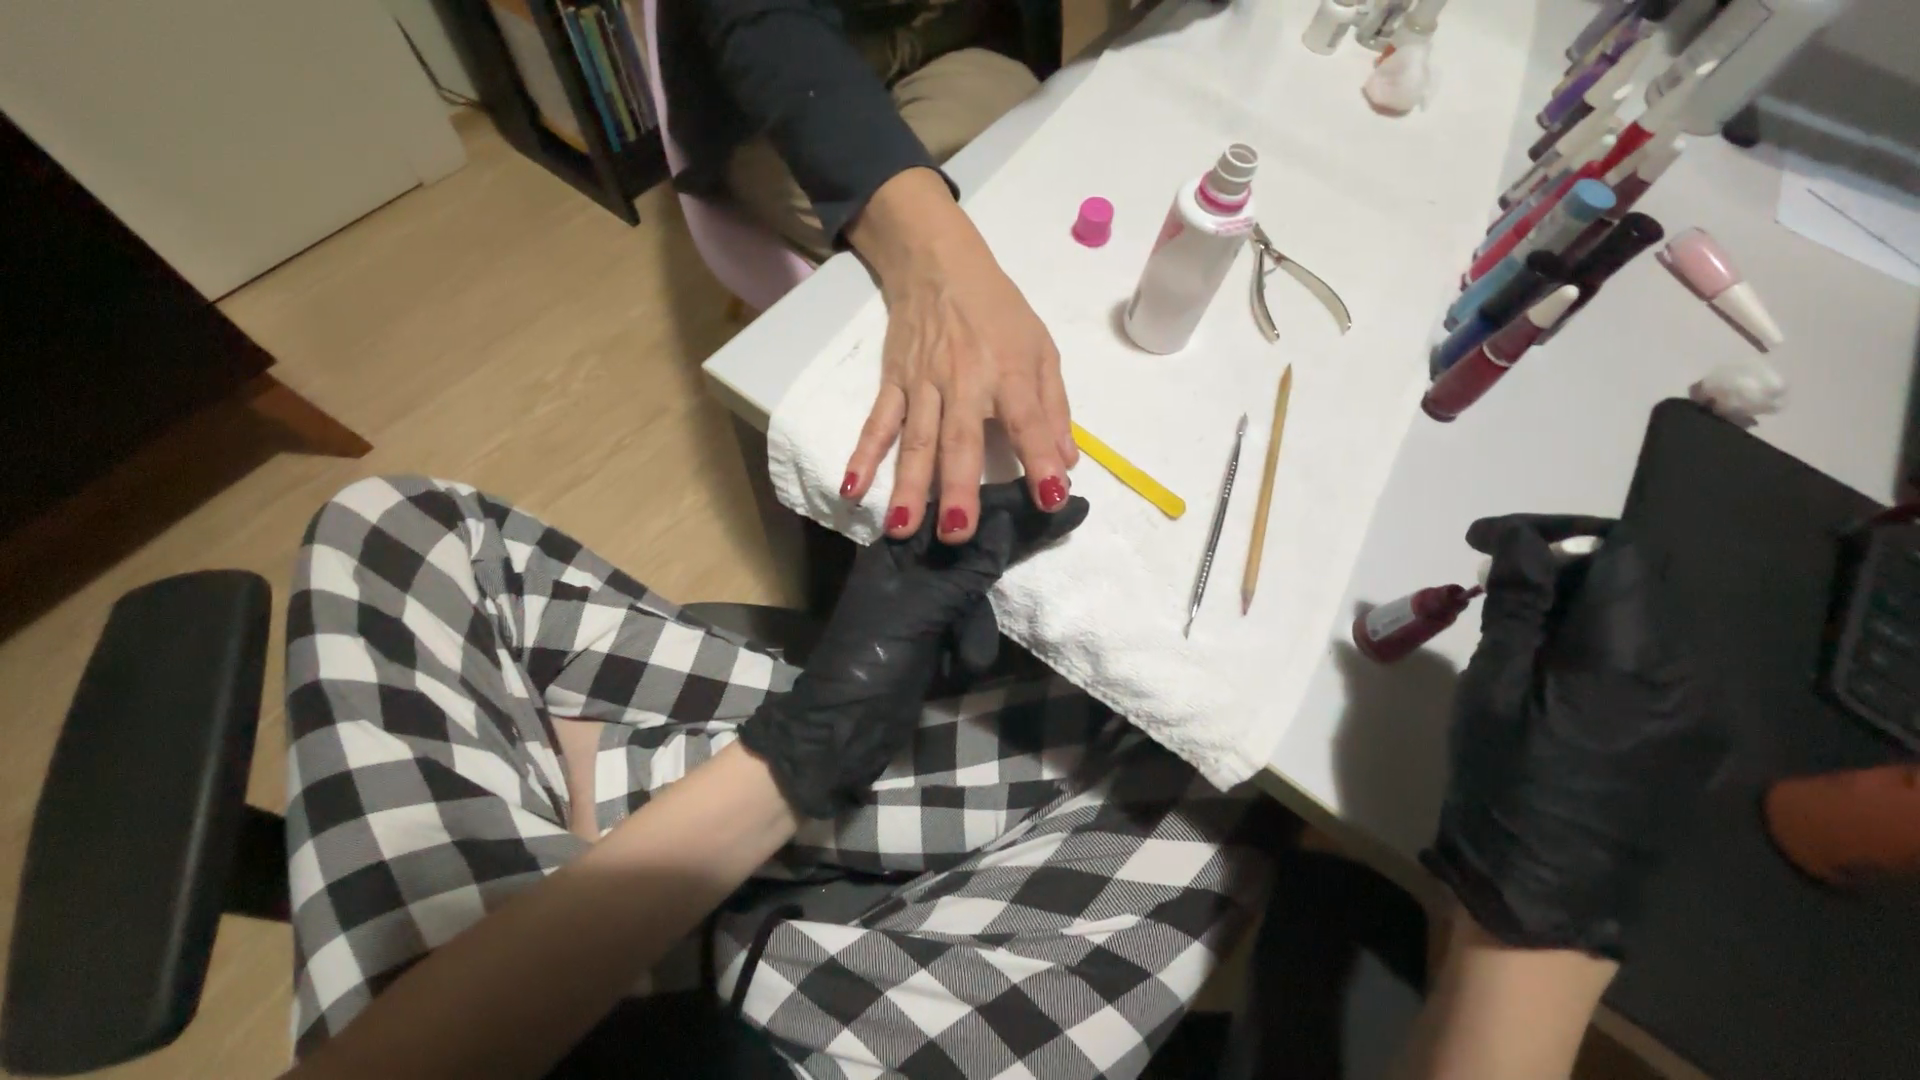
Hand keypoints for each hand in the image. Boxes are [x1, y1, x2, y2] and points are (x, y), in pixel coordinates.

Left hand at [738, 481, 1088, 817]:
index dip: (1006, 501)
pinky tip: (957, 667)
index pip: (959, 510)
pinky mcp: (934, 634)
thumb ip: (968, 568)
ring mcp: (923, 602)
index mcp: (896, 547)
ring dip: (976, 629)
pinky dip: (970, 645)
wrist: (845, 726)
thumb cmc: (874, 656)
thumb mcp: (924, 607)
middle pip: (974, 545)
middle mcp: (911, 566)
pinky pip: (970, 625)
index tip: (1051, 491)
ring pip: (976, 591)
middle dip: (1009, 547)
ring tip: (961, 657)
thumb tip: (1006, 520)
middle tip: (1068, 515)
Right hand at [842, 168, 1077, 542]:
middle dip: (958, 488)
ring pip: (915, 440)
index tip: (1050, 498)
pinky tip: (852, 488)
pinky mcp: (894, 383)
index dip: (1039, 458)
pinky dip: (863, 454)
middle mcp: (964, 381)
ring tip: (902, 529)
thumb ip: (1053, 408)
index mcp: (1009, 371)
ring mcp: (923, 384)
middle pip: (959, 440)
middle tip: (957, 534)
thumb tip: (1065, 463)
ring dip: (908, 485)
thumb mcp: (1041, 349)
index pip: (1027, 419)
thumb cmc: (999, 313)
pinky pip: (878, 422)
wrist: (939, 265)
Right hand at [1422, 514, 1725, 958]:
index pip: (1618, 554)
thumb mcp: (1490, 690)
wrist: (1541, 888)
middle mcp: (1687, 678)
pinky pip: (1650, 664)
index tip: (1485, 541)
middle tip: (1490, 584)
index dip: (1551, 532)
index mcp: (1631, 663)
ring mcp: (1698, 711)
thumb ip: (1515, 608)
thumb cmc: (1500, 783)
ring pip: (1642, 623)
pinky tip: (1551, 672)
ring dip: (1577, 608)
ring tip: (1514, 628)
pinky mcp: (1692, 737)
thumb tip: (1522, 541)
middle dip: (1559, 569)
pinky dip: (1597, 646)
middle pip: (1633, 585)